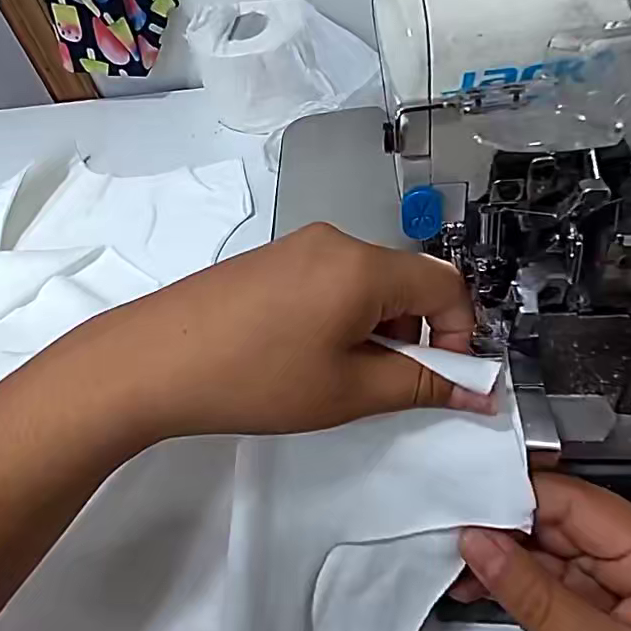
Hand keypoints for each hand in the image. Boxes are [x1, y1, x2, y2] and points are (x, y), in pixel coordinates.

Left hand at [45, 222, 493, 438]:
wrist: (152, 360)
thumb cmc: (256, 378)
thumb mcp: (347, 390)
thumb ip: (421, 383)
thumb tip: (477, 386)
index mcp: (361, 264)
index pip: (446, 283)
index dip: (461, 332)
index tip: (444, 377)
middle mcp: (334, 240)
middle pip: (405, 279)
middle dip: (414, 331)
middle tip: (384, 381)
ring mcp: (297, 245)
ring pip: (366, 280)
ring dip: (376, 324)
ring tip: (338, 372)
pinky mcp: (271, 258)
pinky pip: (330, 278)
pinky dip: (341, 312)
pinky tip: (304, 350)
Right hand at [454, 474, 630, 630]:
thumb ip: (537, 600)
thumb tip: (483, 544)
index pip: (574, 500)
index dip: (516, 498)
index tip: (467, 508)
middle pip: (562, 521)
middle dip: (506, 530)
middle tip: (458, 539)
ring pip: (556, 551)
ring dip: (509, 560)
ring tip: (465, 569)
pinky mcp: (621, 613)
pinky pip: (561, 582)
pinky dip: (524, 586)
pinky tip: (490, 589)